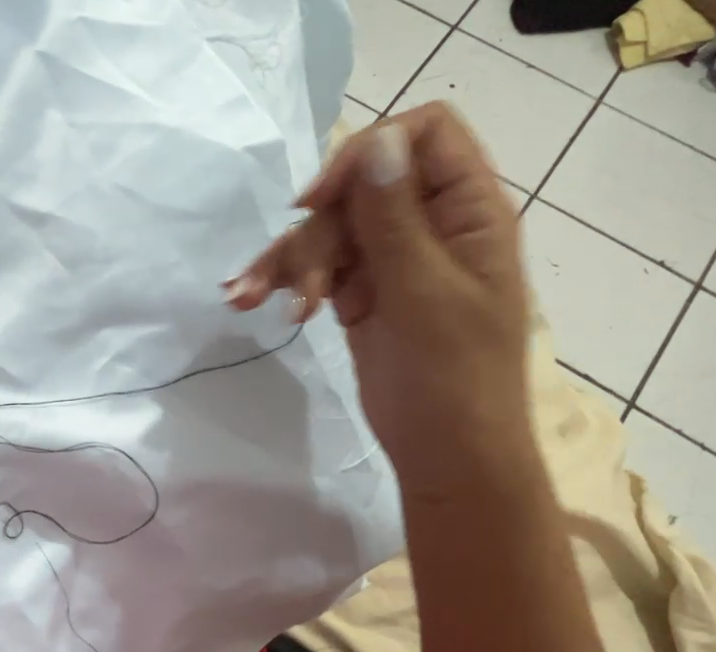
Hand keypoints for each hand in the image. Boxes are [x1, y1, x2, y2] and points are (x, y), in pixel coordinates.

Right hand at [228, 103, 534, 500]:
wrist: (446, 450)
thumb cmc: (453, 375)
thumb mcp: (424, 292)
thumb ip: (395, 219)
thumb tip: (376, 144)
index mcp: (468, 211)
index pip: (422, 136)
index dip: (367, 154)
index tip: (318, 201)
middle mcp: (430, 226)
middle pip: (358, 190)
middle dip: (315, 232)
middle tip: (295, 286)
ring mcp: (394, 263)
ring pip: (330, 233)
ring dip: (288, 262)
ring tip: (247, 299)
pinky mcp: (363, 297)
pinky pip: (319, 271)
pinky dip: (289, 285)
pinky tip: (258, 304)